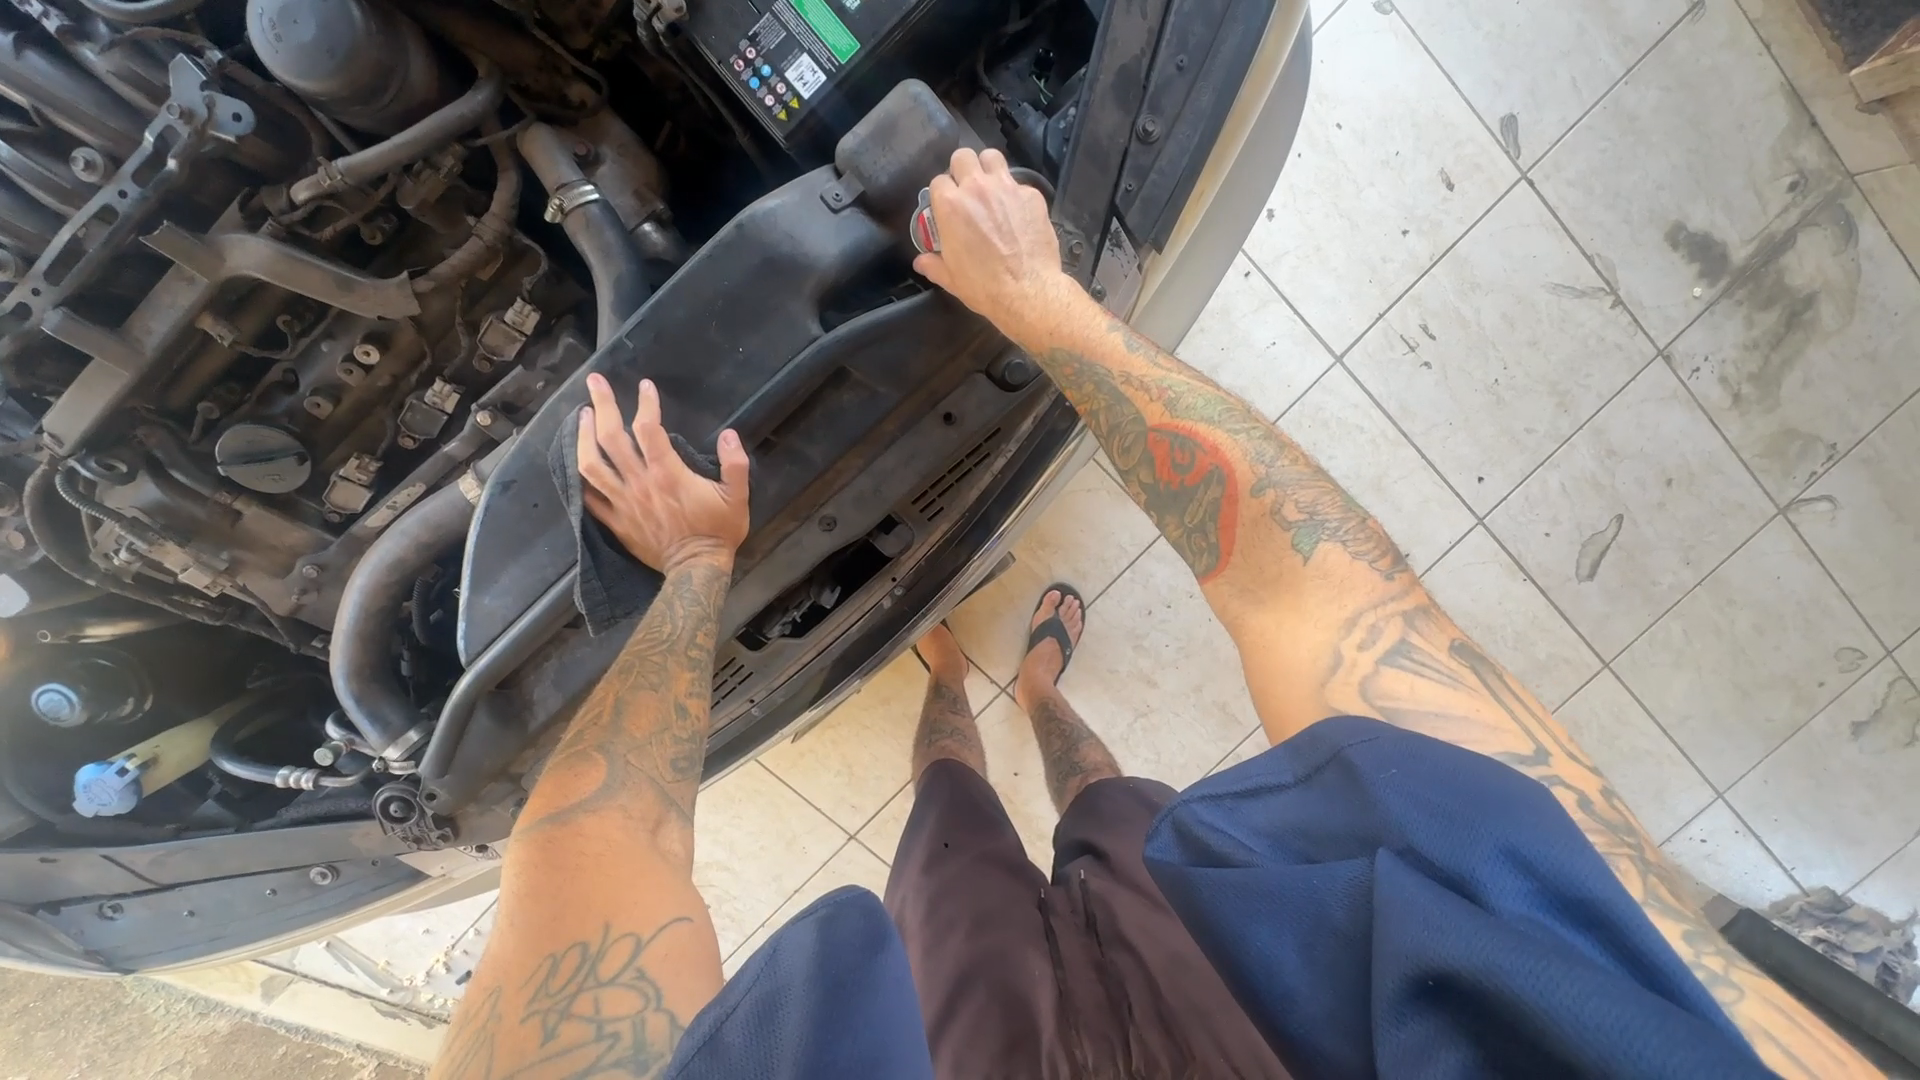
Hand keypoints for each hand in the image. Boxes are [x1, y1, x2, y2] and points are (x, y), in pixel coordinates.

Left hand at [577, 373, 749, 572]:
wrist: (696, 569)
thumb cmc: (719, 530)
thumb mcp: (738, 496)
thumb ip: (735, 464)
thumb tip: (730, 434)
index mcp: (668, 473)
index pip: (649, 428)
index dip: (645, 403)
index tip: (645, 386)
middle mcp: (639, 483)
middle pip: (611, 438)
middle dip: (602, 405)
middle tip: (595, 382)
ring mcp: (623, 502)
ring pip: (591, 464)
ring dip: (582, 437)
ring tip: (582, 417)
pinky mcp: (615, 521)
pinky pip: (589, 497)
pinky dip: (580, 479)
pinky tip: (579, 463)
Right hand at [913, 148, 1082, 344]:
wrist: (1027, 291)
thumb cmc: (983, 287)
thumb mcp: (951, 279)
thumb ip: (933, 264)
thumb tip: (921, 261)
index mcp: (951, 206)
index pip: (938, 181)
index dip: (941, 194)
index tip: (946, 207)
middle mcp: (977, 188)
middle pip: (963, 156)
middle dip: (962, 169)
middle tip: (967, 190)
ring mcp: (1007, 188)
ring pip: (992, 157)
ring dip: (988, 168)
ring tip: (991, 188)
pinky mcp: (1032, 195)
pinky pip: (1019, 184)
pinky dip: (1015, 195)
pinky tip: (1018, 214)